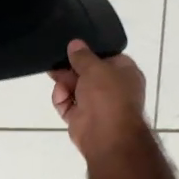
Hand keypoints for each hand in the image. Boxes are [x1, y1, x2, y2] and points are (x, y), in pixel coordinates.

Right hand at [49, 40, 151, 160]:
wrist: (106, 134)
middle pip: (86, 72)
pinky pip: (67, 103)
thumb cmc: (108, 95)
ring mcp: (96, 103)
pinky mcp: (80, 117)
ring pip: (74, 87)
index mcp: (124, 73)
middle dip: (71, 67)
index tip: (72, 46)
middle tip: (56, 60)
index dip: (89, 51)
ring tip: (54, 75)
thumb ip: (82, 55)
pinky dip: (61, 99)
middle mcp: (111, 87)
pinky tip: (60, 95)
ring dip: (64, 82)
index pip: (106, 56)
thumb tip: (75, 44)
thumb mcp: (95, 68)